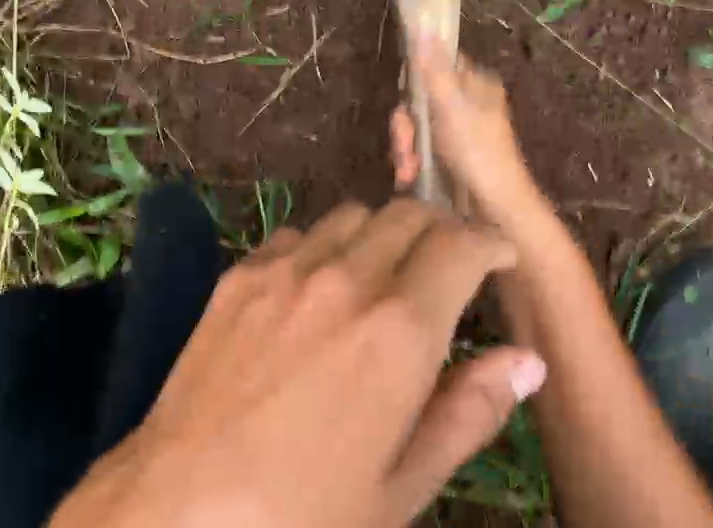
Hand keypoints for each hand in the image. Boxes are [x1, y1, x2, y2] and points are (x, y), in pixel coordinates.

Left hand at [49, 199, 546, 527]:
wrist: (185, 503)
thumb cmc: (307, 511)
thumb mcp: (403, 483)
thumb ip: (470, 412)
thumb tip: (527, 360)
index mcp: (400, 331)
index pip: (460, 245)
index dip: (489, 242)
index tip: (499, 257)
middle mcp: (346, 280)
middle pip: (408, 214)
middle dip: (441, 231)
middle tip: (450, 266)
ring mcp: (285, 270)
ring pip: (352, 215)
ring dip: (382, 233)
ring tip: (386, 276)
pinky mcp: (240, 274)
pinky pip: (297, 234)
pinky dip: (324, 246)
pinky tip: (319, 289)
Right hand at [393, 45, 550, 234]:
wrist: (499, 211)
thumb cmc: (479, 155)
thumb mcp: (451, 109)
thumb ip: (434, 70)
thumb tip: (423, 27)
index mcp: (476, 85)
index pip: (435, 66)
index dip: (414, 83)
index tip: (405, 105)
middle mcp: (469, 103)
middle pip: (421, 99)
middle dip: (407, 127)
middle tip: (405, 149)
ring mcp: (461, 130)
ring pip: (418, 125)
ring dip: (407, 148)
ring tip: (408, 170)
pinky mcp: (454, 155)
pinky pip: (423, 147)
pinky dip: (414, 161)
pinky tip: (411, 177)